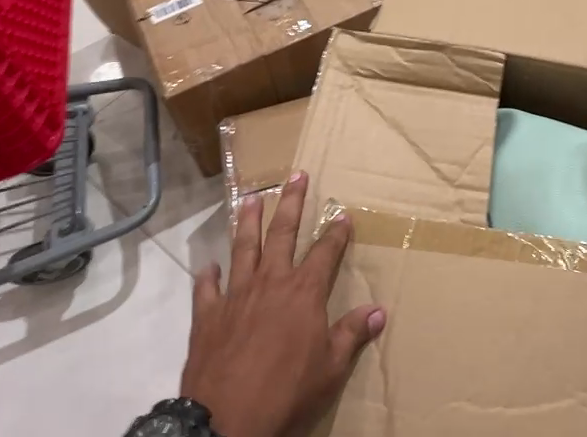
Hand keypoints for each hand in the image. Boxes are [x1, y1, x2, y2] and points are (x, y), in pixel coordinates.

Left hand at [180, 171, 385, 436]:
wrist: (226, 422)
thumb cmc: (287, 392)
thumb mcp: (331, 368)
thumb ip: (352, 334)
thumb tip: (379, 311)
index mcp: (304, 292)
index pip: (326, 251)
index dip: (337, 232)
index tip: (343, 214)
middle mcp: (271, 283)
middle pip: (282, 233)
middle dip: (291, 202)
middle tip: (296, 175)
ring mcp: (236, 296)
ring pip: (243, 248)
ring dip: (248, 221)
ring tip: (251, 197)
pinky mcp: (207, 317)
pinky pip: (206, 289)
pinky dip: (208, 276)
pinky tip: (208, 266)